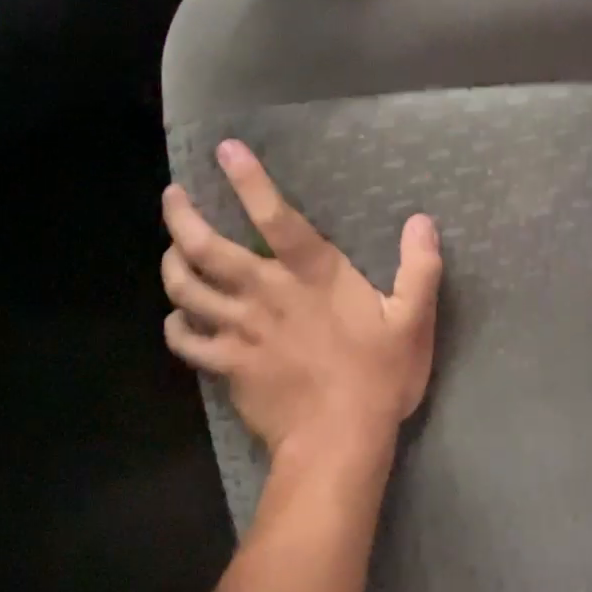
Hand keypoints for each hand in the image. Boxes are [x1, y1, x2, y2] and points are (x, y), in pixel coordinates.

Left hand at [160, 140, 444, 459]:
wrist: (338, 440)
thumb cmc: (378, 376)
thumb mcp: (414, 319)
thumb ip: (419, 267)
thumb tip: (421, 221)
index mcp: (312, 274)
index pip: (275, 216)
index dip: (249, 180)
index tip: (225, 150)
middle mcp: (266, 292)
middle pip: (205, 248)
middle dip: (181, 218)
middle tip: (172, 197)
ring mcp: (240, 330)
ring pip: (186, 289)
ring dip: (171, 265)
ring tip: (169, 250)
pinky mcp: (227, 365)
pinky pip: (187, 340)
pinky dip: (175, 326)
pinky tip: (177, 318)